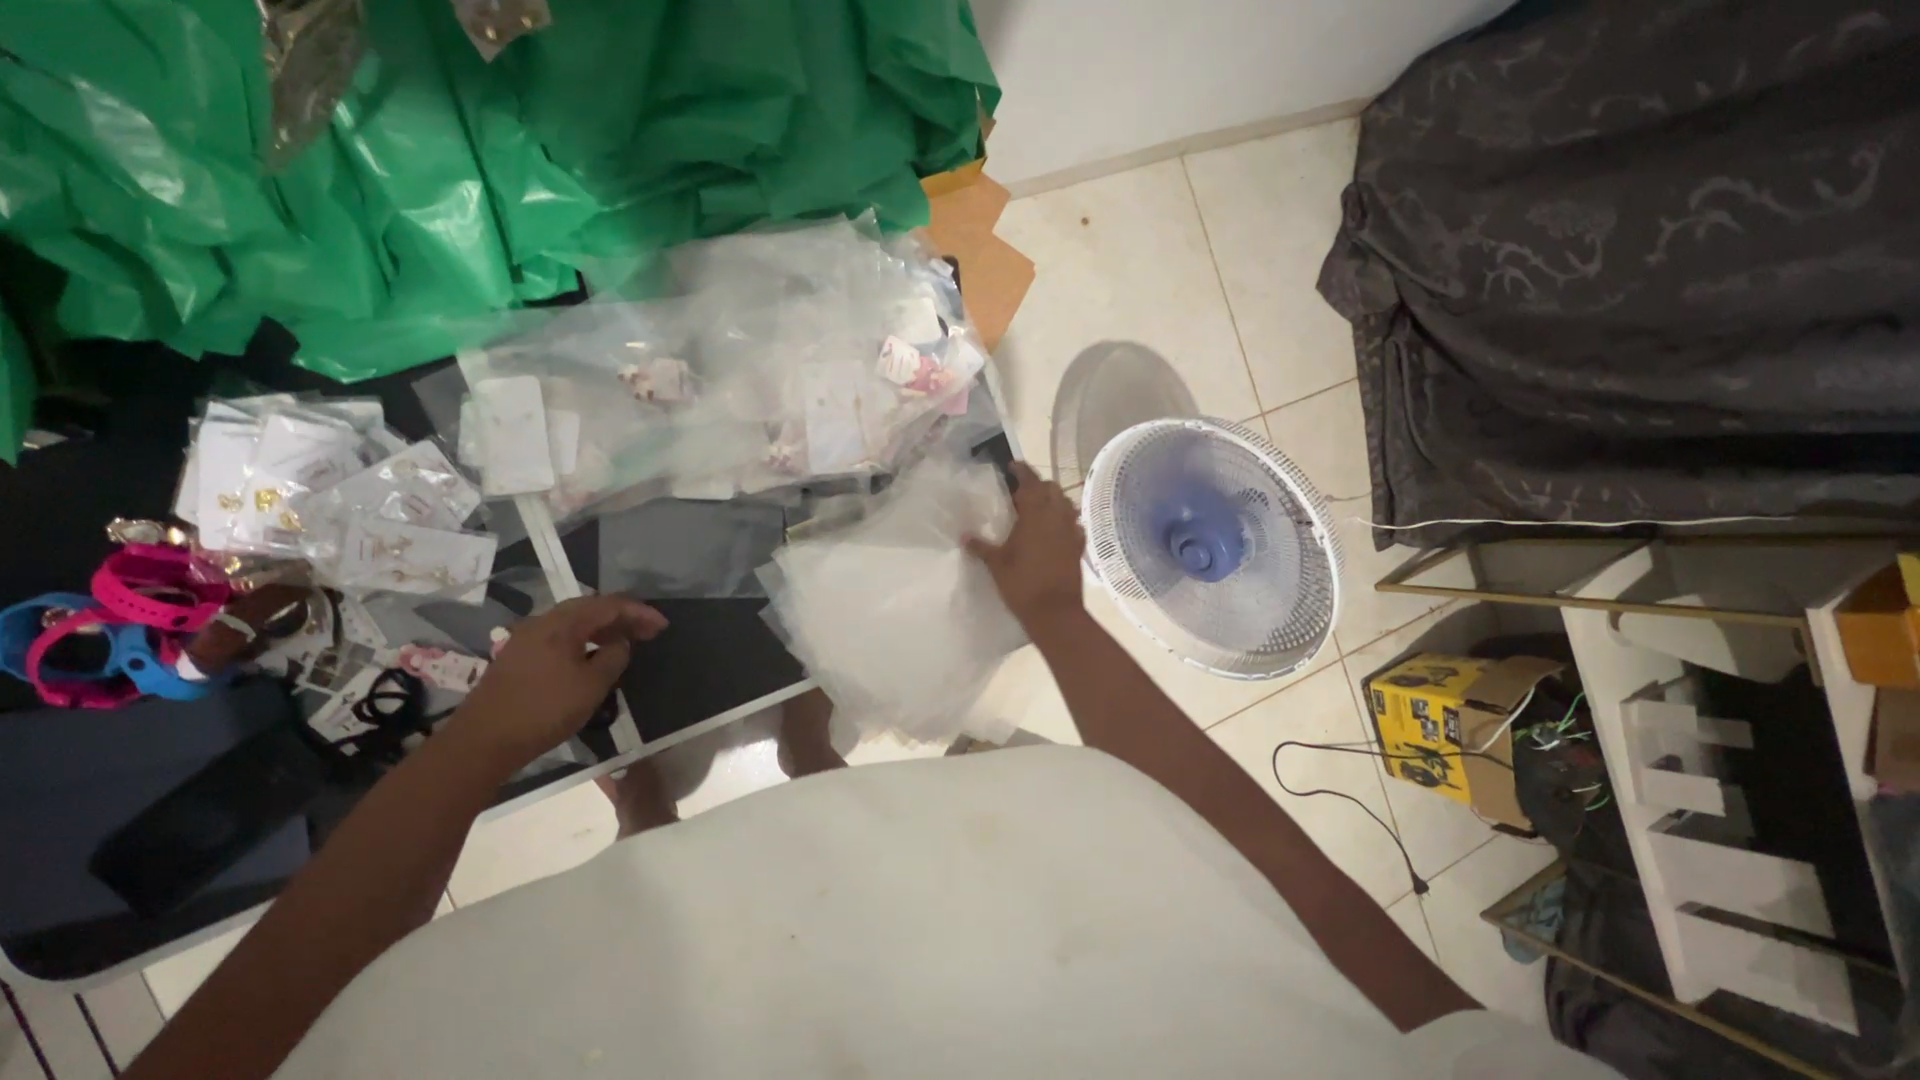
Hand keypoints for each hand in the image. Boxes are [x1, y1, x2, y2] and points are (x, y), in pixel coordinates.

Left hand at [447, 596, 667, 769]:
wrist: (484, 740)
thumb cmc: (545, 709)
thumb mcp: (592, 685)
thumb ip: (614, 658)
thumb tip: (620, 643)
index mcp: (562, 623)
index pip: (608, 605)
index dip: (639, 612)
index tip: (662, 625)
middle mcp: (542, 623)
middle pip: (589, 609)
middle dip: (621, 618)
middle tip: (648, 632)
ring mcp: (526, 640)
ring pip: (572, 624)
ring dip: (602, 630)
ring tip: (625, 643)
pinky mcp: (518, 658)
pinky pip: (559, 638)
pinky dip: (583, 641)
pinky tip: (592, 658)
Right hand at [965, 461, 1085, 628]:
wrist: (1055, 612)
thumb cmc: (1022, 585)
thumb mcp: (996, 564)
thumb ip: (981, 547)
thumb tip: (963, 536)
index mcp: (1035, 514)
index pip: (1030, 482)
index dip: (1022, 471)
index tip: (1012, 466)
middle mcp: (1057, 516)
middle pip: (1051, 489)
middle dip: (1037, 485)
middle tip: (1020, 493)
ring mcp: (1071, 531)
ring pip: (1066, 504)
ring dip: (1053, 501)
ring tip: (1037, 509)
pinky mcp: (1079, 546)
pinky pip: (1074, 524)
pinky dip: (1065, 520)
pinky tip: (1055, 530)